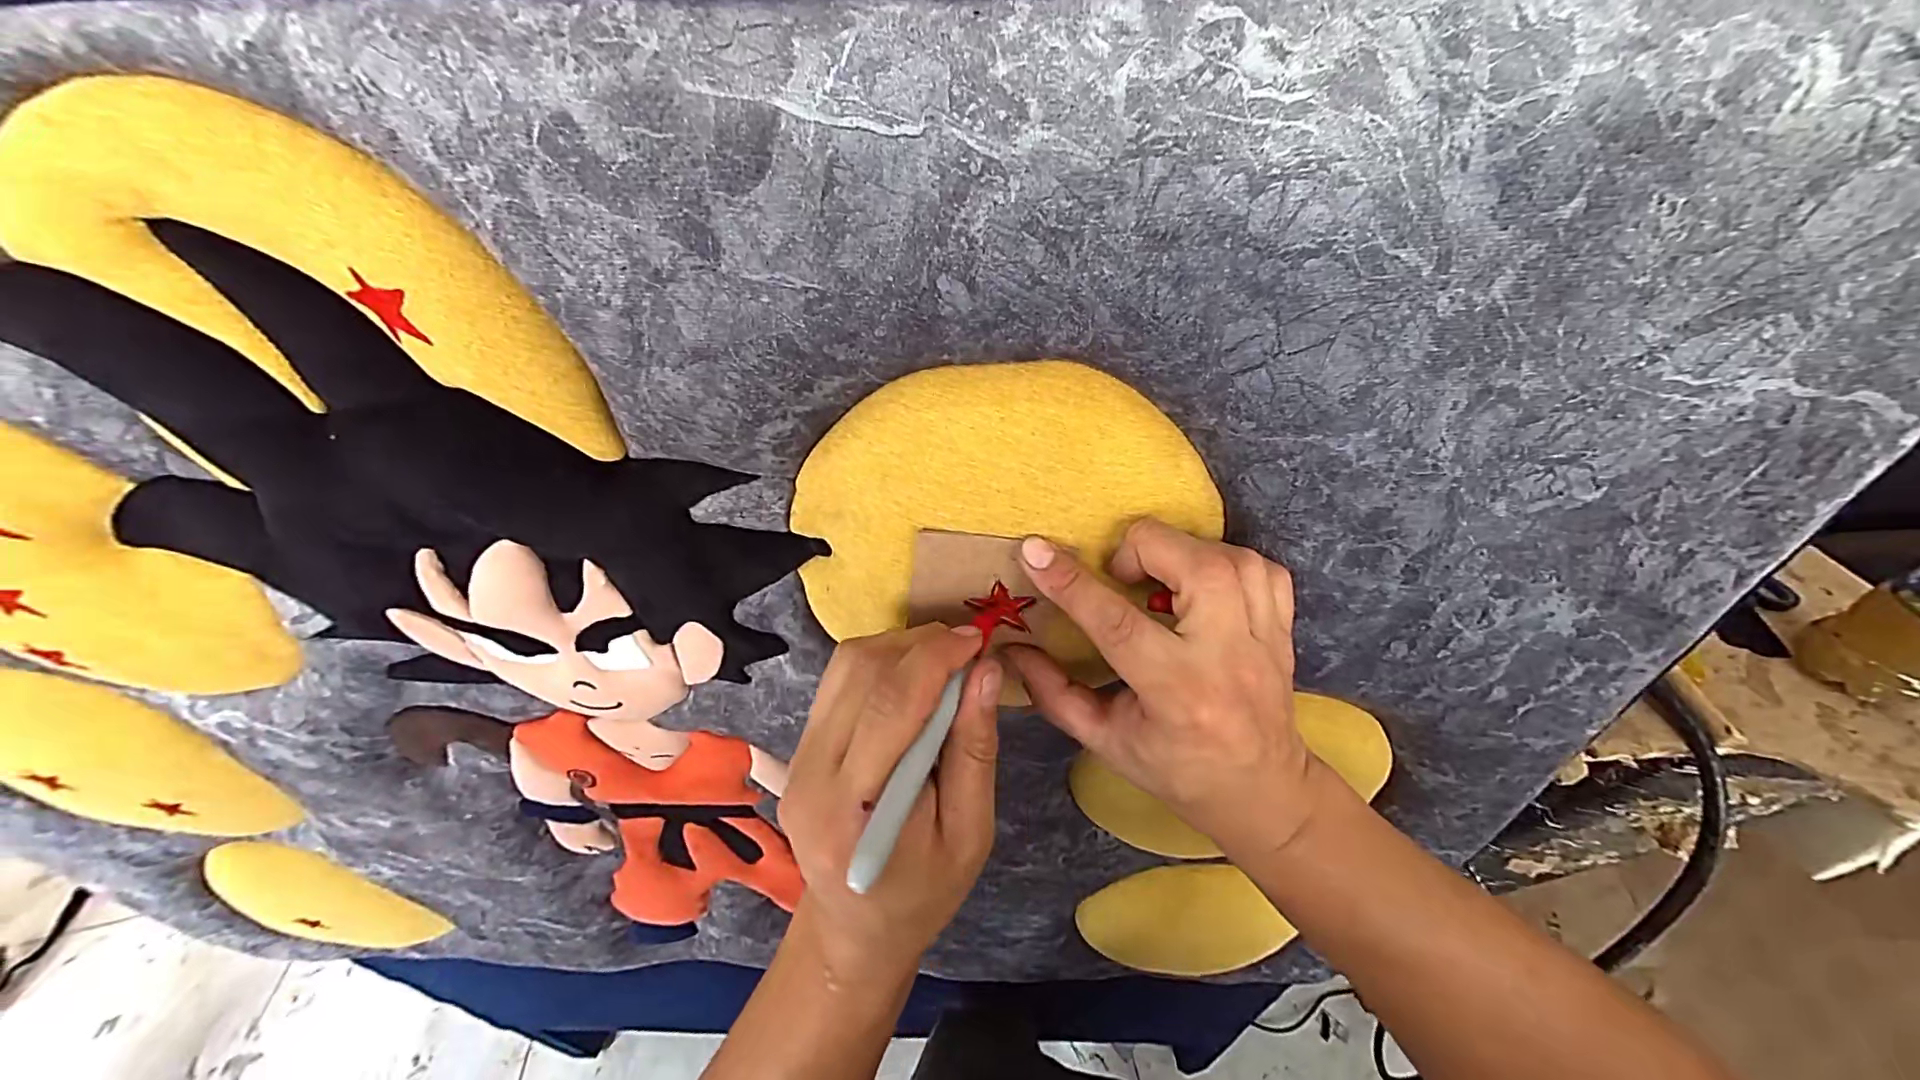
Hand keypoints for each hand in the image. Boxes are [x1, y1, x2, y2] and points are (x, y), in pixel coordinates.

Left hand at [778, 624, 1000, 983]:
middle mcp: (810, 772)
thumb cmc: (922, 894)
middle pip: (861, 673)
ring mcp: (797, 756)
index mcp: (850, 809)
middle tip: (968, 647)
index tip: (978, 639)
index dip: (936, 658)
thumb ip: (973, 751)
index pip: (891, 705)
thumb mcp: (970, 834)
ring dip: (900, 647)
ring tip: (945, 659)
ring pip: (845, 666)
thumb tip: (984, 672)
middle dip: (921, 644)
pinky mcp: (800, 746)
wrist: (854, 928)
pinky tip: (913, 677)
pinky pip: (839, 680)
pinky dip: (881, 662)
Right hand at [1005, 519, 1319, 855]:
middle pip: (1192, 565)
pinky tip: (1200, 583)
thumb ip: (1053, 692)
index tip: (1035, 550)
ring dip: (1181, 553)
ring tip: (1158, 579)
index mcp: (1176, 692)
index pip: (1117, 622)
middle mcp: (1228, 657)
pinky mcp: (1283, 628)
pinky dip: (1223, 560)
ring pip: (1228, 556)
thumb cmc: (1175, 769)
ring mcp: (1264, 639)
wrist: (1262, 790)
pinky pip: (1259, 566)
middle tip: (1120, 577)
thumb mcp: (1104, 740)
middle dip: (1140, 550)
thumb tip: (1012, 648)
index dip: (1071, 582)